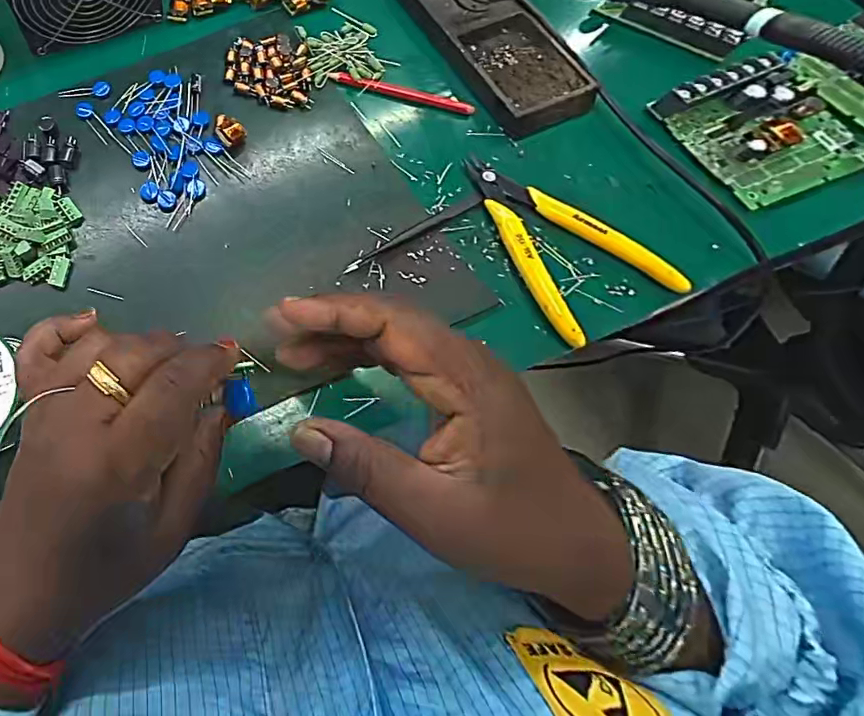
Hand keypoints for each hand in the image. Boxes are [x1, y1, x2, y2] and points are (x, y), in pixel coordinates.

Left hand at [0, 310, 235, 704]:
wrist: (24, 586)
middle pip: (135, 355)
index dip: (208, 362)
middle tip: (203, 364)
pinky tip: (93, 324)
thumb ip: (201, 458)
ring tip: (162, 362)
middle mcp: (76, 421)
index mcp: (117, 462)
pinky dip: (65, 326)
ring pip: (98, 343)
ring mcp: (45, 406)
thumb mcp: (171, 529)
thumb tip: (221, 400)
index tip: (231, 355)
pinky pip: (39, 344)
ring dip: (138, 342)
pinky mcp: (26, 402)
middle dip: (179, 349)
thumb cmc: (105, 569)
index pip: (171, 387)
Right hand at [270, 294, 631, 621]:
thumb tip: (301, 431)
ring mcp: (466, 368)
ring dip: (342, 335)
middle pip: (389, 317)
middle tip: (278, 332)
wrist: (585, 550)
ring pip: (393, 331)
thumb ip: (366, 468)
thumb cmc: (514, 532)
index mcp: (466, 379)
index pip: (391, 323)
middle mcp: (466, 359)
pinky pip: (402, 351)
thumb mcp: (434, 512)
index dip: (334, 313)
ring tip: (293, 352)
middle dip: (329, 320)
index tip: (286, 313)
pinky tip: (332, 365)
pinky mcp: (460, 383)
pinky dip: (362, 352)